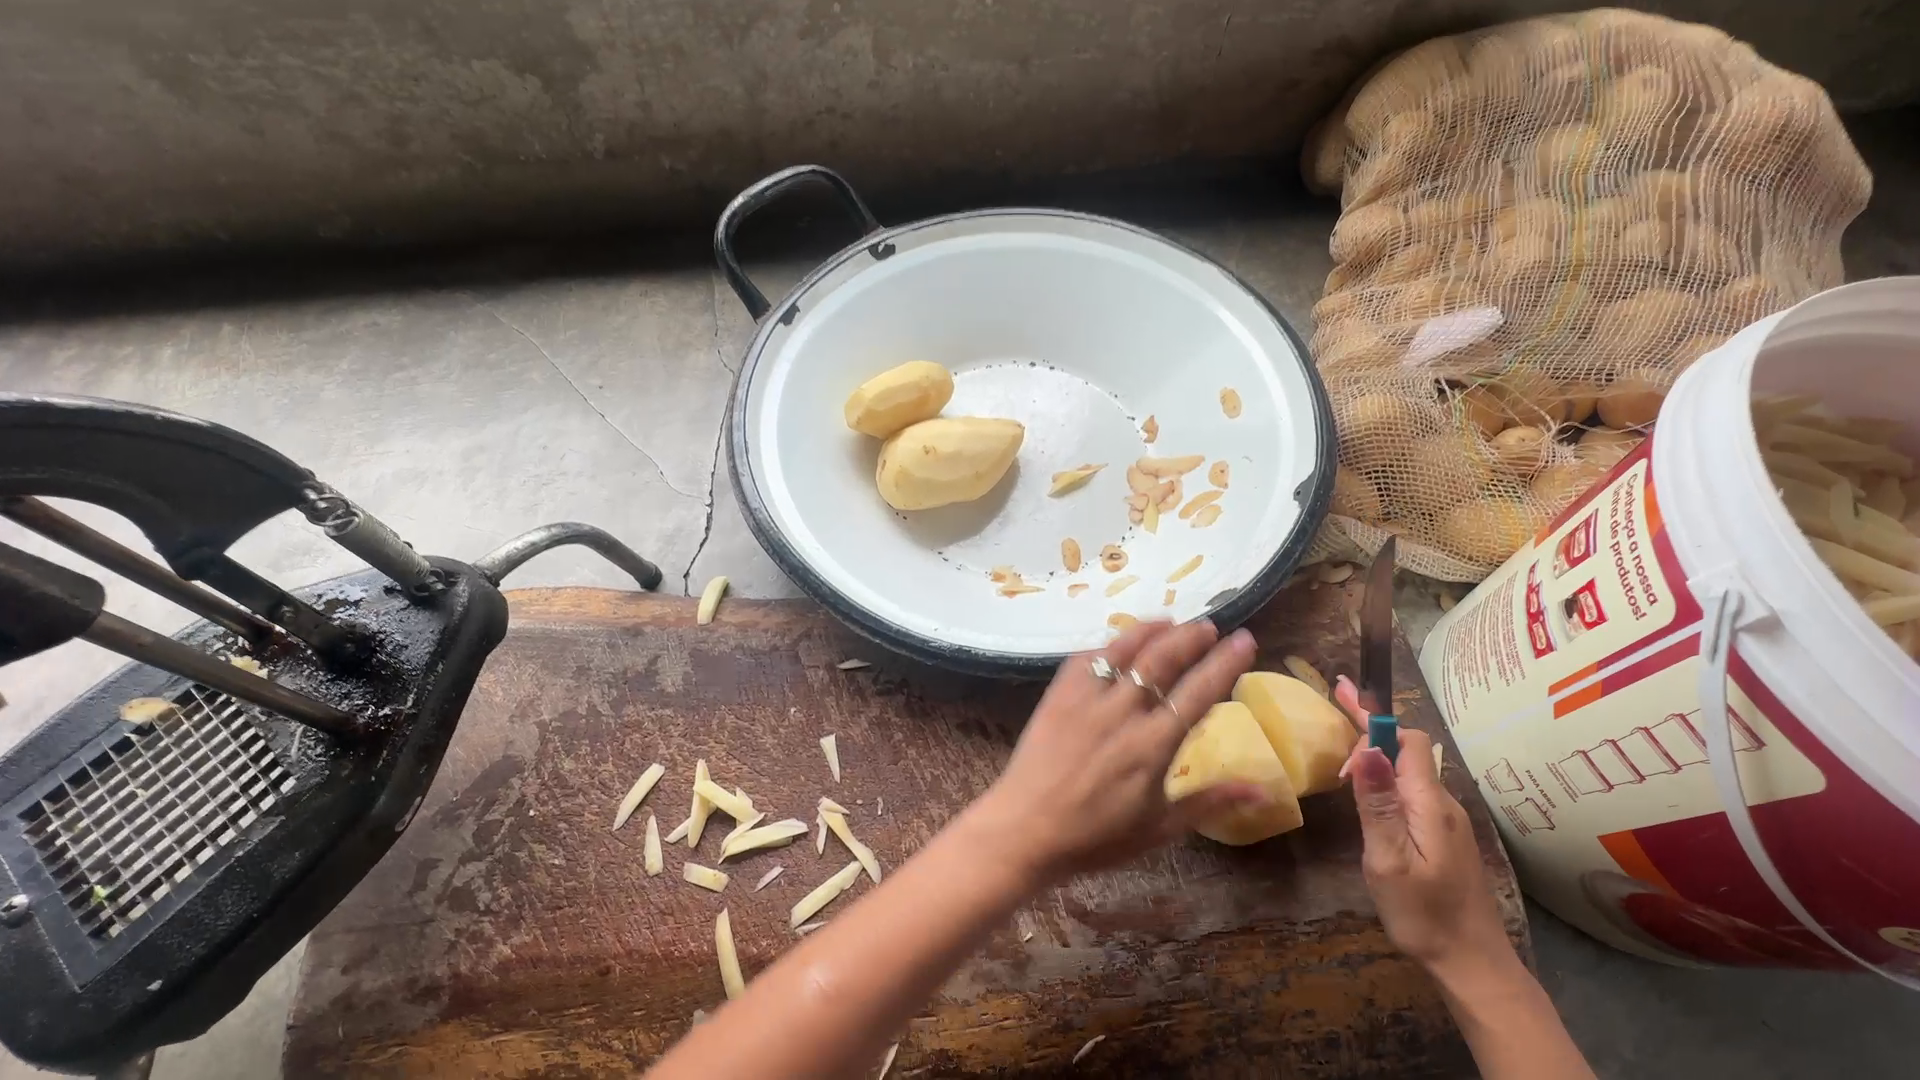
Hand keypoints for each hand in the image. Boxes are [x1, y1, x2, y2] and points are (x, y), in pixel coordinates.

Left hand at [969, 620, 1261, 884]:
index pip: (1199, 693)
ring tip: (1175, 623)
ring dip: (1154, 631)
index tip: (1244, 640)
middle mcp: (1122, 712)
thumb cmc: (1096, 837)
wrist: (1024, 830)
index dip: (1225, 664)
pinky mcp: (1058, 693)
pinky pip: (1088, 657)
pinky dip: (1111, 644)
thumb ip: (1212, 801)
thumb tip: (1264, 787)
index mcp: (1153, 746)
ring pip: (1126, 649)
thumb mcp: (1160, 828)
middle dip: (1193, 637)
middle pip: (1164, 659)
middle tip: (1212, 626)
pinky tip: (1123, 641)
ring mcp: (1086, 698)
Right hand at [1333, 674, 1511, 973]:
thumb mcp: (1388, 860)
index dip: (1374, 716)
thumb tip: (1367, 749)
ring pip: (1409, 769)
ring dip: (1377, 750)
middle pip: (1408, 749)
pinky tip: (1367, 787)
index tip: (1343, 691)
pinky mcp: (1442, 836)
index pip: (1406, 741)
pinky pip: (1411, 789)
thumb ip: (1378, 805)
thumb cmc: (1423, 914)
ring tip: (1341, 746)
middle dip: (1371, 722)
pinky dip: (1385, 775)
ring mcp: (1445, 820)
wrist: (1471, 963)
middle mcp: (1441, 803)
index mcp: (1428, 804)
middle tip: (1337, 698)